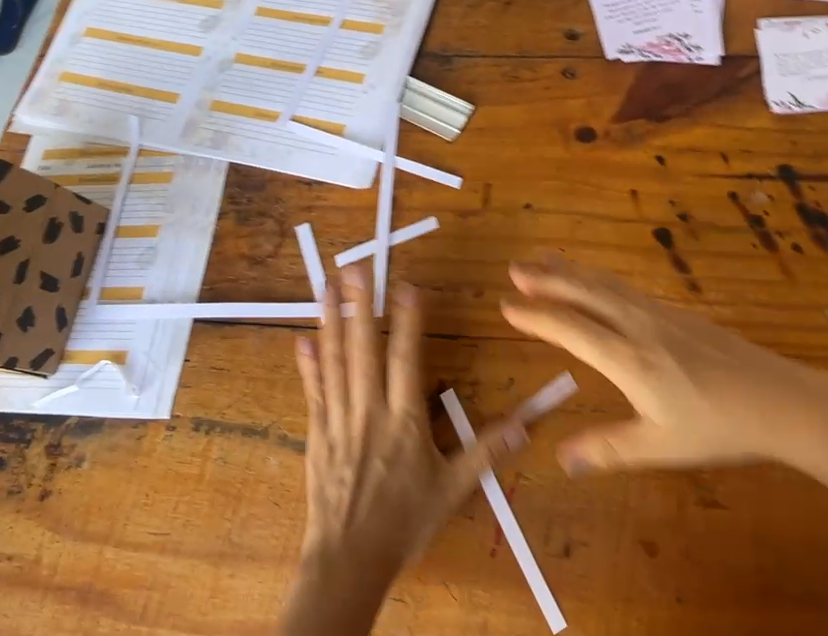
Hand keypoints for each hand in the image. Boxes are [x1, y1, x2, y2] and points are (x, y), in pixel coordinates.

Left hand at [281, 266, 525, 635]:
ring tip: (326, 287)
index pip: (406, 359)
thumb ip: (486, 452)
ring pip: (334, 362)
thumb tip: (527, 424)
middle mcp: (369, 411)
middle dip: (360, 305)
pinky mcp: (317, 435)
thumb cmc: (405, 522)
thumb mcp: (453, 488)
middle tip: (355, 266)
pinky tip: (301, 339)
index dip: (407, 320)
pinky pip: (313, 392)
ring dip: (330, 322)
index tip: (407, 286)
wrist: (349, 560)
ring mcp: (338, 420)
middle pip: (363, 349)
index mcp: (404, 420)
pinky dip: (308, 364)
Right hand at [499, 255, 827, 474]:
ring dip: (574, 272)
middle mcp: (641, 327)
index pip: (572, 329)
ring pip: (609, 285)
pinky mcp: (682, 315)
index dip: (537, 316)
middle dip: (549, 279)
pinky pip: (629, 289)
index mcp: (630, 359)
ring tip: (547, 260)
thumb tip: (560, 460)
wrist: (780, 399)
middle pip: (587, 293)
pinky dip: (602, 280)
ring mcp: (664, 316)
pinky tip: (601, 284)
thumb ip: (608, 450)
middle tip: (515, 266)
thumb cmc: (719, 428)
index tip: (507, 305)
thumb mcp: (660, 446)